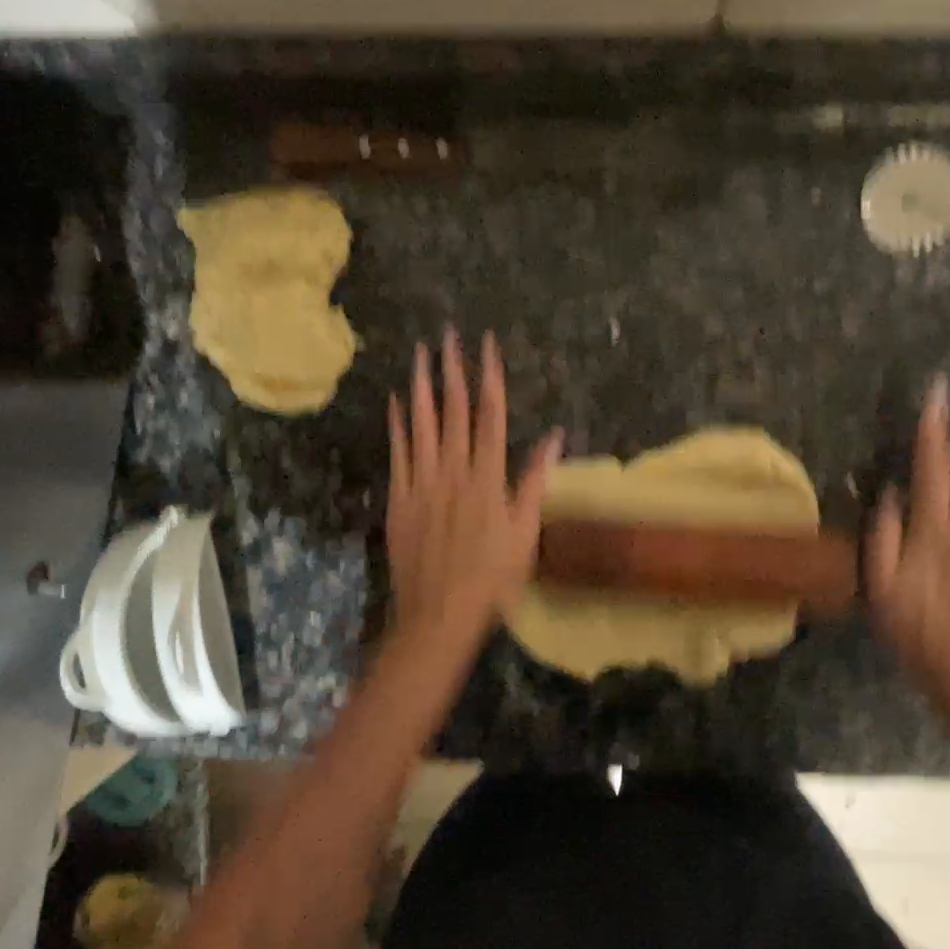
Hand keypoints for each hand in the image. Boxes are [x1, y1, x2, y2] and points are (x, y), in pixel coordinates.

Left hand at [387, 328, 562, 651]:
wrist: (439, 614)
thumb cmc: (493, 578)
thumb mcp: (526, 532)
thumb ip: (536, 481)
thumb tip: (554, 437)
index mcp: (488, 477)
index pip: (490, 414)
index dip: (489, 376)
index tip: (487, 345)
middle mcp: (454, 470)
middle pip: (454, 410)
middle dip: (452, 369)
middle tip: (448, 334)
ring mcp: (422, 483)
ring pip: (421, 424)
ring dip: (421, 386)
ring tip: (419, 354)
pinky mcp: (399, 499)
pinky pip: (398, 453)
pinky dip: (397, 425)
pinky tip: (395, 402)